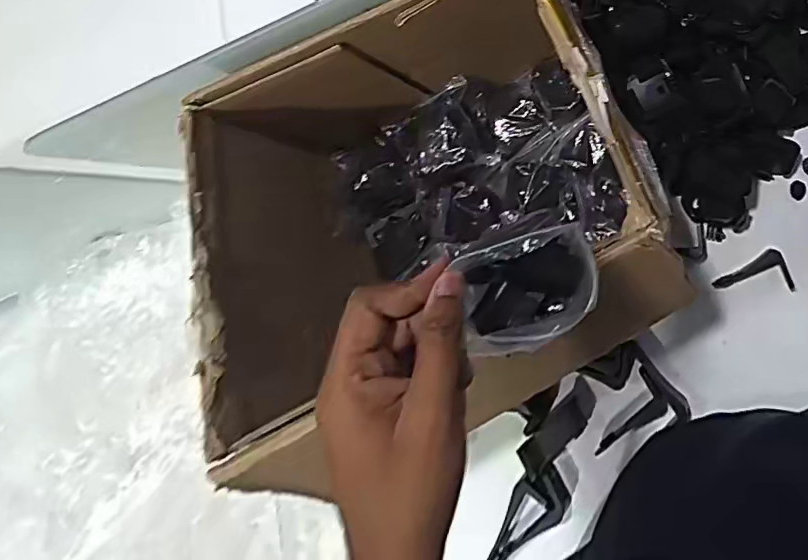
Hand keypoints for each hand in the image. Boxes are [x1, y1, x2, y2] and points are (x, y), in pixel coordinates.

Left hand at [318, 262, 468, 559]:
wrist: (404, 558)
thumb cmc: (412, 492)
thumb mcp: (433, 409)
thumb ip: (442, 341)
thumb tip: (449, 280)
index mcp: (345, 379)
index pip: (368, 306)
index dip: (410, 288)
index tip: (451, 275)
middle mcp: (350, 381)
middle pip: (388, 321)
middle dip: (429, 324)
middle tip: (462, 339)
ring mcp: (367, 396)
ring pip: (404, 342)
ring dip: (437, 349)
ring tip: (457, 378)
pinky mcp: (385, 409)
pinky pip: (411, 367)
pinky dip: (436, 370)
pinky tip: (452, 390)